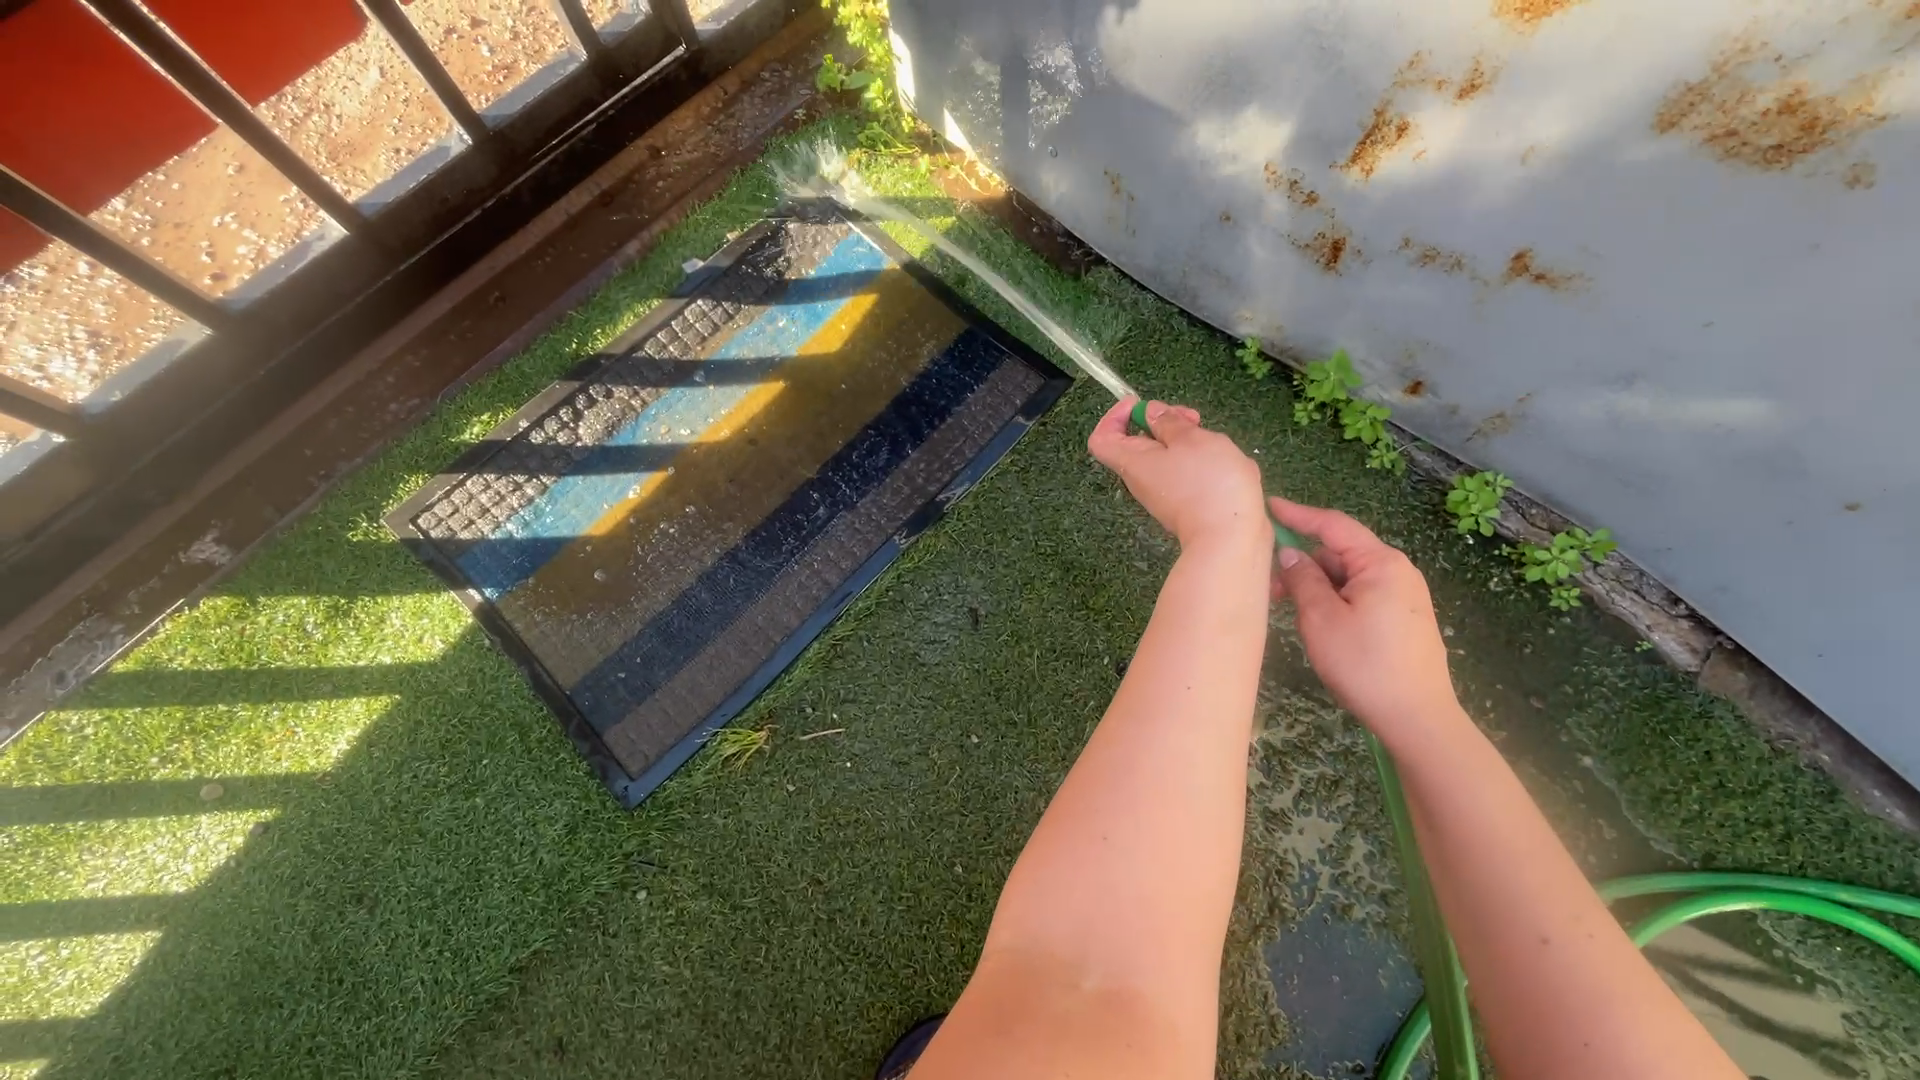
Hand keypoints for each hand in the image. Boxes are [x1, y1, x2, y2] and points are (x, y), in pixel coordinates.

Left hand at [1088, 397, 1267, 549]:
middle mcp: (1143, 479)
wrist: (1230, 539)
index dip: (1115, 416)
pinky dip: (1210, 465)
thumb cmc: (1208, 483)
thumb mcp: (1191, 439)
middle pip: (1142, 442)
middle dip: (1167, 423)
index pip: (1102, 438)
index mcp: (1133, 461)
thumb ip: (1169, 422)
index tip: (1140, 404)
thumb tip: (1149, 412)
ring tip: (1219, 445)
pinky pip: (1192, 475)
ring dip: (1196, 444)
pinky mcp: (1188, 504)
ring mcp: (1165, 493)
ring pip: (1173, 456)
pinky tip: (1235, 468)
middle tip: (1194, 419)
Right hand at [1268, 497, 1460, 743]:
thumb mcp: (1321, 619)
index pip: (1333, 525)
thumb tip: (1289, 554)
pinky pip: (1359, 593)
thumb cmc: (1364, 664)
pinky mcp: (1402, 617)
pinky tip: (1312, 616)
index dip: (1298, 515)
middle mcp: (1396, 571)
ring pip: (1347, 575)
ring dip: (1314, 583)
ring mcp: (1403, 595)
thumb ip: (1302, 580)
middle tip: (1265, 579)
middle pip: (1339, 551)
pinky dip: (1331, 596)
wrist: (1416, 717)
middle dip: (1302, 559)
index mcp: (1380, 563)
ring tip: (1283, 604)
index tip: (1268, 506)